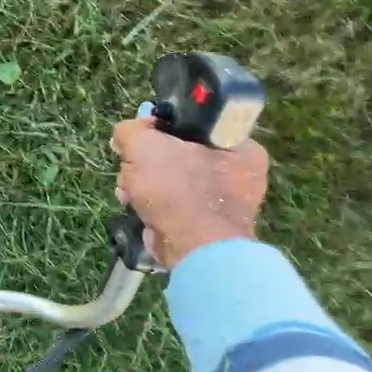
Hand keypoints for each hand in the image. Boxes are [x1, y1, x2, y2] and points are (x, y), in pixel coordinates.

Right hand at [112, 116, 271, 267]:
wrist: (192, 246)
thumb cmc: (177, 189)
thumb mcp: (144, 144)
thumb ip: (132, 128)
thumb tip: (131, 132)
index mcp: (240, 147)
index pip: (192, 125)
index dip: (161, 128)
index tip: (142, 139)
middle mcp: (239, 172)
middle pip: (174, 151)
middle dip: (144, 161)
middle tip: (134, 168)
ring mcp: (224, 199)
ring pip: (167, 176)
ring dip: (140, 181)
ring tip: (131, 191)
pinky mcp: (205, 220)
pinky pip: (170, 199)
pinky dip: (149, 201)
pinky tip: (136, 205)